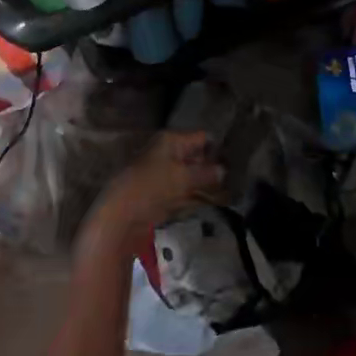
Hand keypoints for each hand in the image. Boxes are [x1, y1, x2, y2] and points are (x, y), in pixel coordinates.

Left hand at [95, 131, 223, 235]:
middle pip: (195, 156)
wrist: (119, 218)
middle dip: (213, 167)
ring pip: (190, 176)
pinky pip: (183, 191)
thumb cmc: (152, 188)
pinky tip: (211, 203)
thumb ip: (206, 173)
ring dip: (206, 184)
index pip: (201, 138)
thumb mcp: (183, 178)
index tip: (235, 160)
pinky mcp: (160, 194)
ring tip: (229, 191)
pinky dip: (196, 196)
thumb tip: (223, 169)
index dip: (217, 148)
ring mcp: (163, 174)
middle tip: (235, 178)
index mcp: (170, 141)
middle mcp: (167, 153)